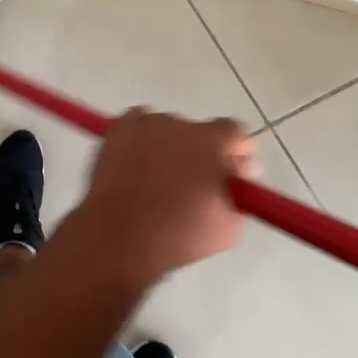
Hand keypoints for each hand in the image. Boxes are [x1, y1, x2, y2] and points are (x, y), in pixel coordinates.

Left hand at [71, 109, 258, 283]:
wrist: (119, 235)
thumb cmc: (178, 233)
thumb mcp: (228, 224)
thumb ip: (240, 191)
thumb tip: (241, 169)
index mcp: (208, 142)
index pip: (234, 131)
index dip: (238, 150)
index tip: (236, 170)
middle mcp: (176, 123)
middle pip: (198, 131)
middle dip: (204, 152)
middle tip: (196, 180)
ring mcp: (142, 123)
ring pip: (167, 129)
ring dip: (172, 145)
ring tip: (161, 176)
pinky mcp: (116, 129)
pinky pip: (137, 124)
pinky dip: (142, 138)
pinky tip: (139, 161)